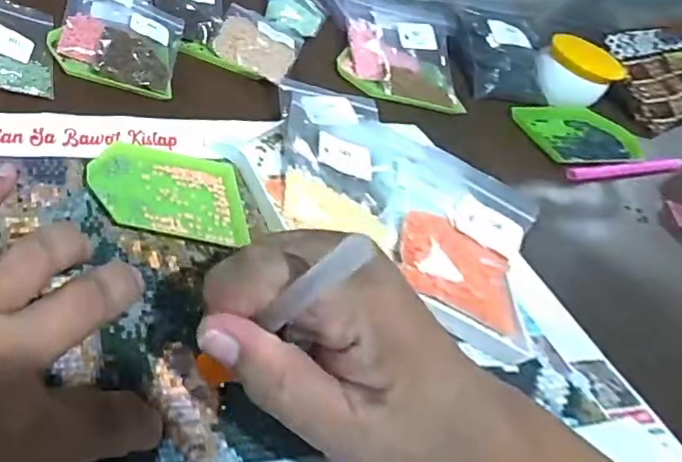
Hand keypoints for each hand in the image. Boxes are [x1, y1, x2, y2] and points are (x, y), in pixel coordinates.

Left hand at [0, 169, 161, 461]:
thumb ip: (19, 450)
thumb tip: (50, 439)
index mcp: (21, 432)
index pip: (99, 430)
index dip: (133, 420)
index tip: (151, 413)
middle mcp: (7, 358)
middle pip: (80, 312)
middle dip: (113, 293)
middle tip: (130, 279)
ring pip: (34, 259)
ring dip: (65, 243)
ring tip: (84, 236)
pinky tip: (4, 174)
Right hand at [199, 231, 602, 461]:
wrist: (476, 430)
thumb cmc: (416, 437)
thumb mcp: (343, 430)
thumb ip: (274, 379)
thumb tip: (205, 329)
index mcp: (349, 284)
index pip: (252, 272)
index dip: (231, 315)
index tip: (239, 364)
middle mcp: (340, 245)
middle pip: (251, 261)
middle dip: (245, 312)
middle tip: (276, 365)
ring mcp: (339, 243)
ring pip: (258, 260)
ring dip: (258, 307)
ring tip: (295, 353)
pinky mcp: (336, 251)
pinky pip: (276, 264)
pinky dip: (273, 299)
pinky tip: (303, 334)